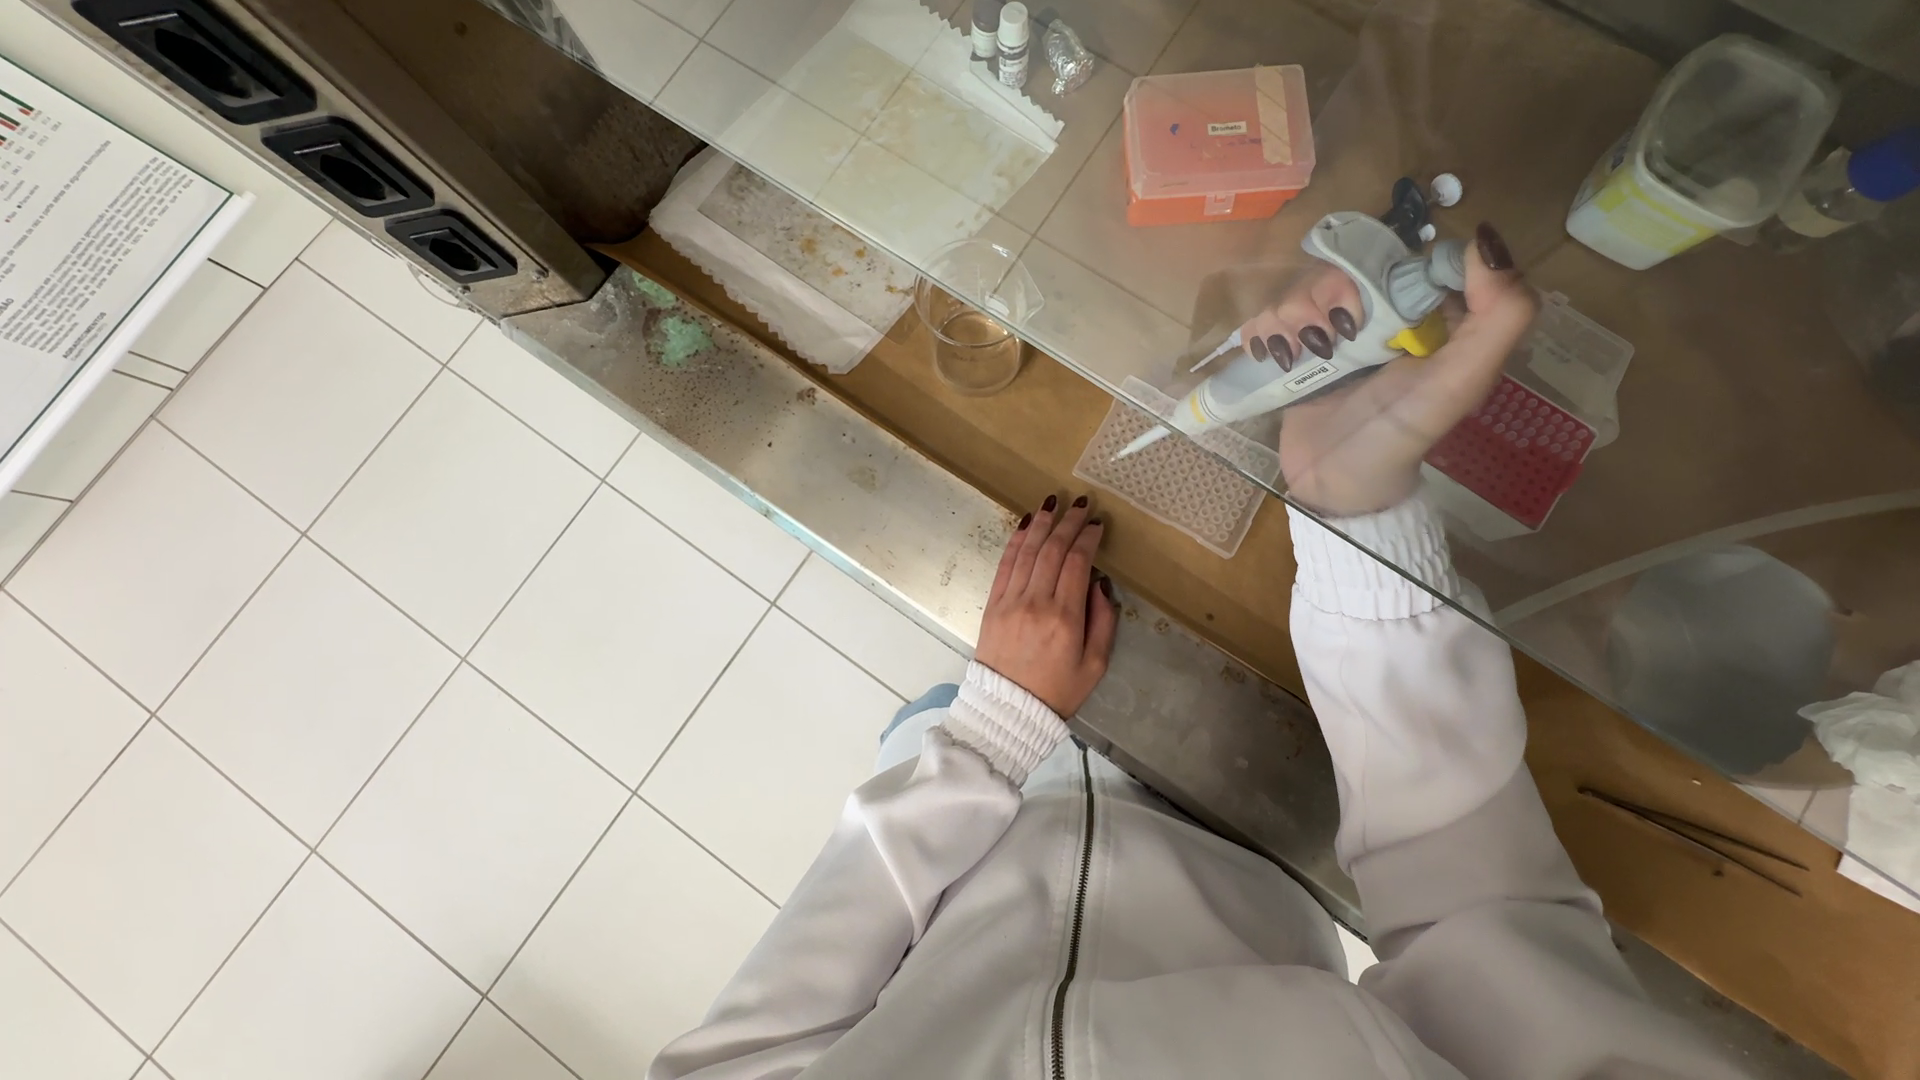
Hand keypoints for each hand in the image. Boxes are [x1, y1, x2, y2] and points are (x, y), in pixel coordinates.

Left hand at [976, 495, 1117, 716]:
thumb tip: (1100, 584)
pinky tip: (1026, 525)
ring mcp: (1010, 601)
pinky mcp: (992, 604)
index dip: (1087, 538)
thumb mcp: (1096, 665)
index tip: (1096, 523)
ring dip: (1042, 524)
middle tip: (1080, 504)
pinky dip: (1016, 541)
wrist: (1008, 711)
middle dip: (1068, 523)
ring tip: (1053, 503)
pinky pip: (1005, 565)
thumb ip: (1103, 622)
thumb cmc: (1057, 692)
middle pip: (1052, 550)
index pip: (1077, 563)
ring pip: (1027, 551)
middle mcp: (1036, 603)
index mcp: (1065, 618)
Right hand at [1276, 222, 1538, 516]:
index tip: (1370, 305)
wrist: (1331, 486)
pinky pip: (1267, 316)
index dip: (1381, 268)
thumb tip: (1483, 241)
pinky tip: (1276, 358)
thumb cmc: (1395, 439)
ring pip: (1300, 289)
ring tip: (1301, 354)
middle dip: (1328, 295)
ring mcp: (1327, 336)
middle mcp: (1375, 320)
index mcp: (1424, 318)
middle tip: (1333, 337)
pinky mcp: (1288, 353)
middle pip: (1343, 268)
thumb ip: (1500, 317)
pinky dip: (1264, 331)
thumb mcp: (1461, 383)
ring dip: (1293, 316)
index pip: (1402, 258)